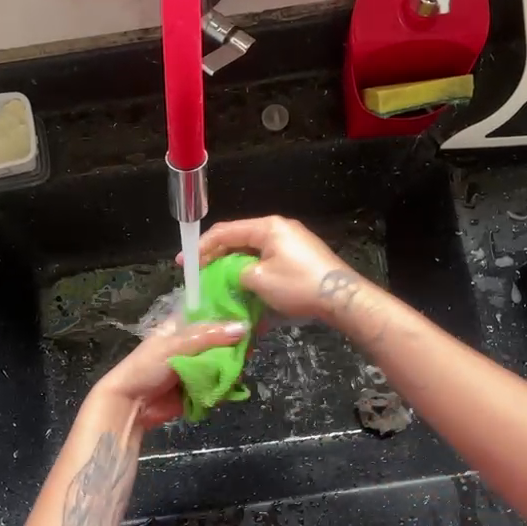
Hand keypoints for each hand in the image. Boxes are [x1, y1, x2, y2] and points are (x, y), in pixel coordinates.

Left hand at [90, 320, 248, 430]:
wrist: (131, 406)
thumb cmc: (146, 368)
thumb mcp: (175, 345)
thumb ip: (209, 336)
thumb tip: (244, 327)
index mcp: (184, 325)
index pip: (212, 311)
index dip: (232, 310)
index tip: (254, 310)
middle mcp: (194, 342)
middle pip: (224, 337)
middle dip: (237, 342)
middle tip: (252, 344)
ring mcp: (199, 365)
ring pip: (226, 360)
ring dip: (233, 365)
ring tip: (242, 365)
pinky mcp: (202, 386)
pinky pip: (222, 381)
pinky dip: (227, 384)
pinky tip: (235, 383)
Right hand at [192, 216, 365, 321]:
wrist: (342, 298)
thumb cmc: (298, 285)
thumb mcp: (259, 280)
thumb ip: (236, 272)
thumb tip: (230, 275)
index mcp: (268, 227)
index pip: (225, 231)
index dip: (201, 247)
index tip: (184, 263)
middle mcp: (279, 229)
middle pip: (239, 239)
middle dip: (216, 257)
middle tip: (197, 273)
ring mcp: (291, 242)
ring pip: (252, 252)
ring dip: (233, 266)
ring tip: (217, 282)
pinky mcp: (299, 258)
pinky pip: (267, 260)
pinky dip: (251, 271)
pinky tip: (243, 287)